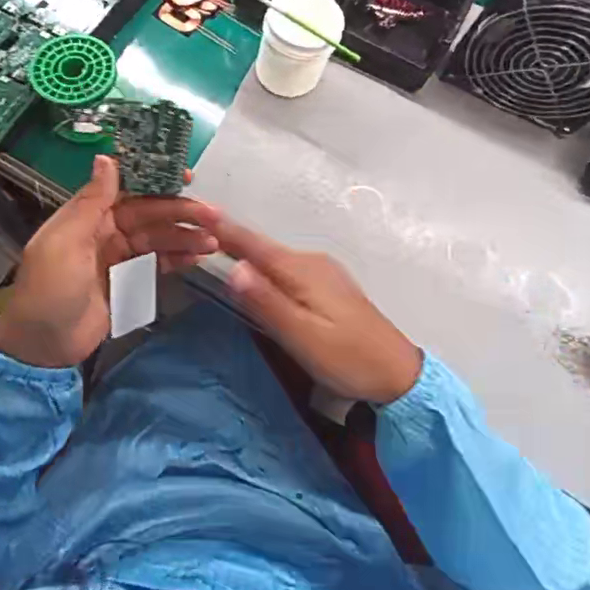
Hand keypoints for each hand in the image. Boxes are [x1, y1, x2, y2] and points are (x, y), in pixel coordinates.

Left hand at [0, 155, 220, 368]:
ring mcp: (117, 257)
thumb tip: (106, 158)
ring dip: (184, 237)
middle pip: (149, 214)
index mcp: (87, 215)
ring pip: (157, 239)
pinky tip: (196, 258)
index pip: (127, 189)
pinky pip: (155, 263)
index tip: (185, 176)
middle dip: (180, 213)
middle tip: (213, 215)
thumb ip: (91, 202)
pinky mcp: (126, 282)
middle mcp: (104, 231)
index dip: (156, 181)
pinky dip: (176, 259)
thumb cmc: (49, 289)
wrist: (42, 345)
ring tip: (212, 241)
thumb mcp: (66, 241)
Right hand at [212, 220, 423, 404]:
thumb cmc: (348, 358)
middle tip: (191, 242)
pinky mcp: (325, 285)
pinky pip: (283, 269)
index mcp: (301, 269)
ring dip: (242, 255)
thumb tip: (233, 267)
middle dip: (226, 242)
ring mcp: (320, 271)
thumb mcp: (302, 335)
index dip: (222, 229)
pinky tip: (251, 277)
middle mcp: (309, 261)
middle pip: (259, 248)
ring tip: (211, 255)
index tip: (195, 213)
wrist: (399, 375)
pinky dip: (261, 268)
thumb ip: (266, 301)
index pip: (252, 243)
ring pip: (271, 258)